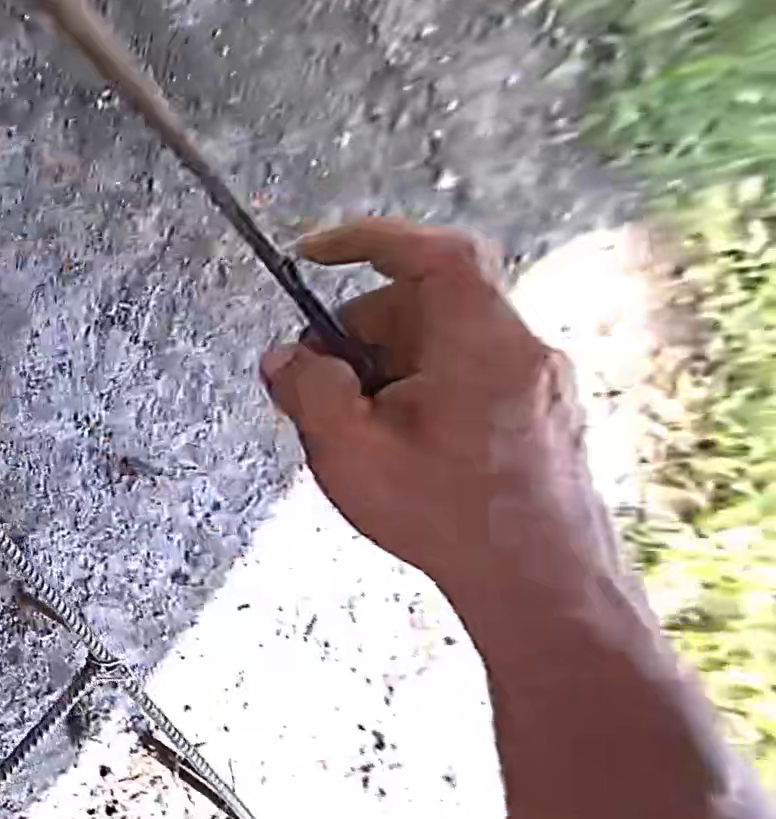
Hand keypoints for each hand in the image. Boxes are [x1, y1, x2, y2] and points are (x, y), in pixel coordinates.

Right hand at [260, 218, 618, 588]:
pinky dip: (399, 386)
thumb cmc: (441, 513)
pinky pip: (445, 369)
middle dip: (351, 336)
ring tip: (352, 429)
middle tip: (314, 390)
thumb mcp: (346, 449)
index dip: (370, 239)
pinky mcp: (522, 404)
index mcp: (480, 349)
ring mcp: (524, 378)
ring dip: (372, 368)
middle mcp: (514, 351)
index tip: (309, 251)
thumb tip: (282, 356)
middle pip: (416, 305)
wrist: (536, 578)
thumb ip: (306, 391)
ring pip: (426, 340)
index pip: (437, 257)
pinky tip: (385, 438)